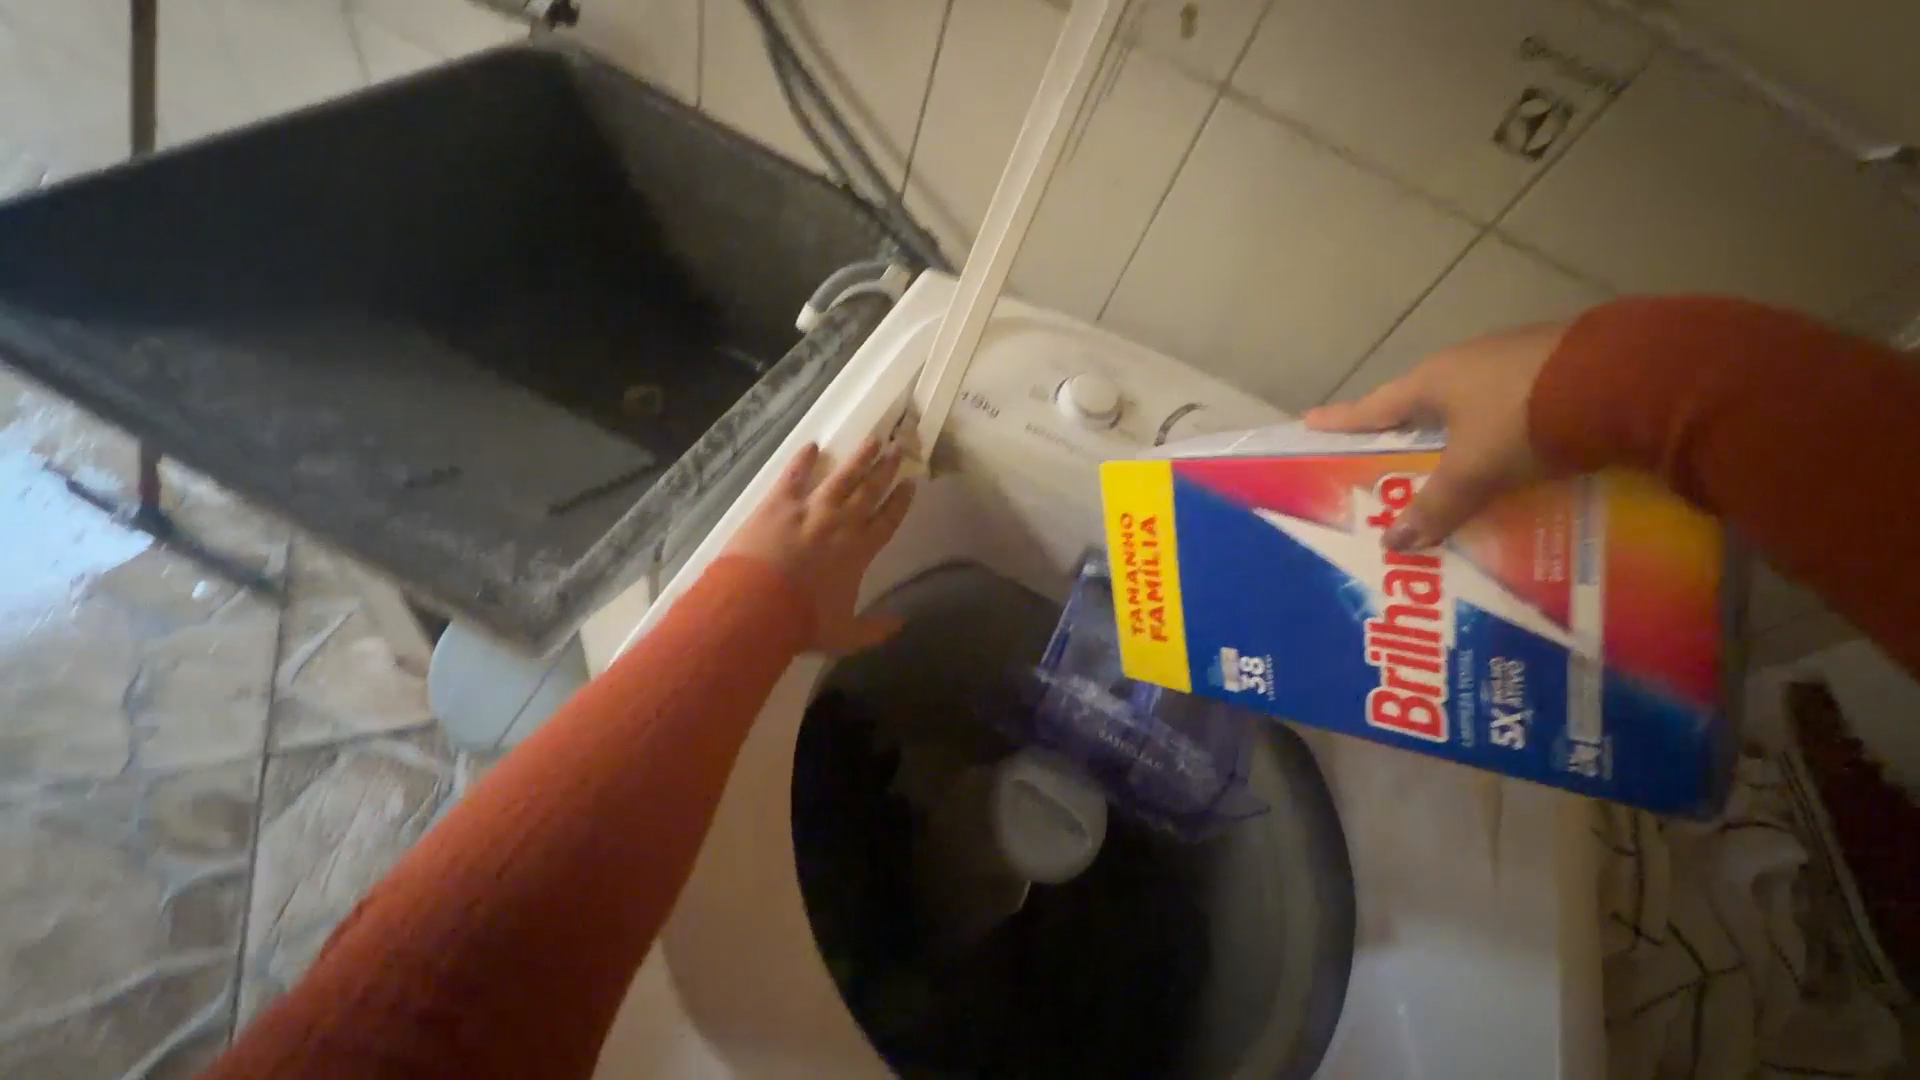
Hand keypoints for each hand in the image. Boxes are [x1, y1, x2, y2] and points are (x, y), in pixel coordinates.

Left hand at [724, 435, 916, 652]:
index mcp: (859, 551)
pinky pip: (794, 475)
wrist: (757, 606)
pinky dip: (803, 460)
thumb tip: (901, 625)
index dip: (901, 501)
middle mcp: (841, 523)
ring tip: (873, 439)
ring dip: (858, 457)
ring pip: (842, 476)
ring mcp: (810, 509)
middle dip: (886, 469)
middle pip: (869, 490)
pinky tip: (811, 446)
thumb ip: (873, 630)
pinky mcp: (779, 503)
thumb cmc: (803, 621)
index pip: (887, 520)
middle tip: (900, 448)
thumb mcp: (844, 635)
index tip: (911, 483)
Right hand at [1304, 321, 1567, 549]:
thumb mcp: (1474, 471)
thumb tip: (1393, 543)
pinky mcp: (1562, 364)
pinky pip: (1515, 400)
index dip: (1341, 421)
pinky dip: (1506, 424)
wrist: (1633, 377)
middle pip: (1421, 399)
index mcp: (1434, 380)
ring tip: (1454, 452)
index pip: (1373, 407)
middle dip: (1404, 424)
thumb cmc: (1527, 419)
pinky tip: (1518, 442)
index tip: (1310, 421)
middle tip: (1389, 446)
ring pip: (1471, 398)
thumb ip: (1435, 506)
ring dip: (1459, 424)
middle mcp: (1468, 362)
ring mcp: (1518, 357)